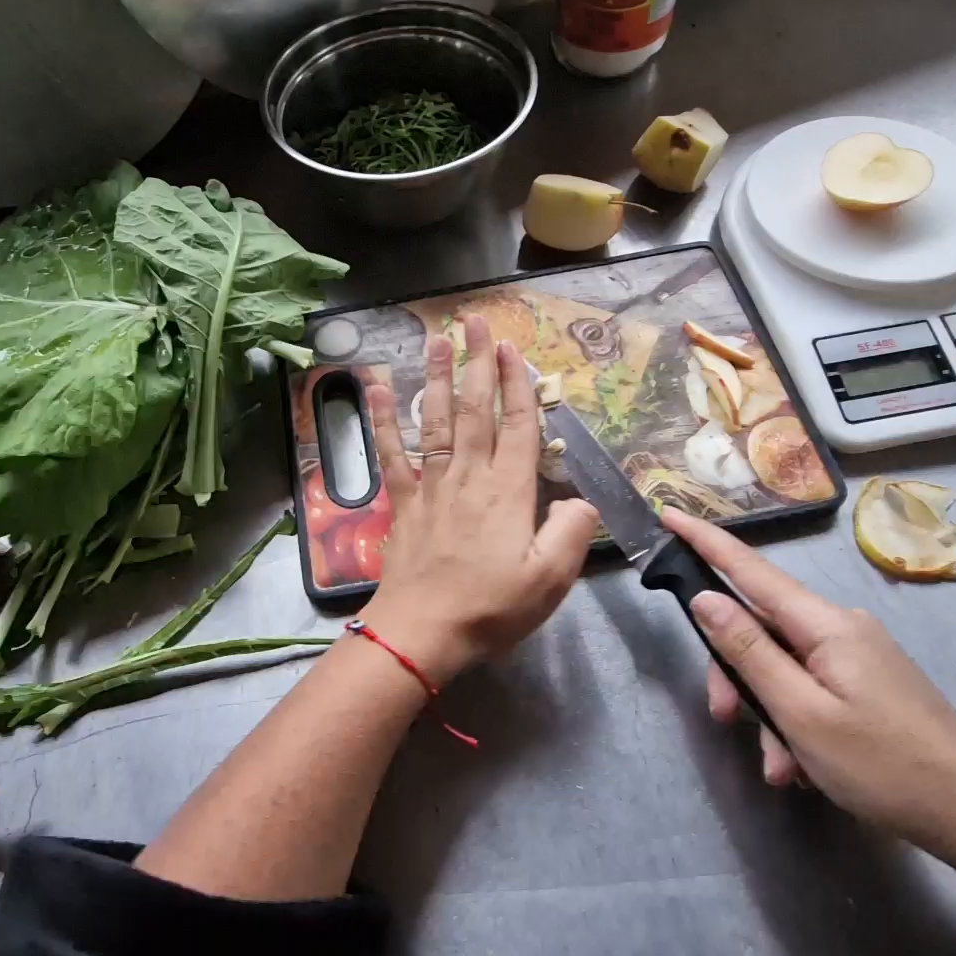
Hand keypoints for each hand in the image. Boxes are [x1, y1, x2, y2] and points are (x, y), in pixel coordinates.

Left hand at [359, 315, 598, 683]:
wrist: (421, 633)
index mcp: (508, 493)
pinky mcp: (403, 503)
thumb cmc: (490, 609)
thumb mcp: (550, 581)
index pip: (518, 427)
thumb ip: (571, 534)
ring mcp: (432, 487)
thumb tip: (580, 500)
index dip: (517, 385)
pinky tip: (375, 388)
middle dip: (476, 363)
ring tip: (436, 339)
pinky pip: (392, 454)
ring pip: (434, 421)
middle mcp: (469, 478)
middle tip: (474, 322)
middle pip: (474, 410)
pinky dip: (383, 420)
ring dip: (435, 377)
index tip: (512, 349)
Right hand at [662, 508, 955, 867]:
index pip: (750, 570)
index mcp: (827, 624)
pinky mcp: (869, 683)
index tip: (669, 514)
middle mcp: (842, 627)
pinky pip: (810, 686)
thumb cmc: (884, 766)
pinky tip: (802, 767)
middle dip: (735, 674)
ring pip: (783, 666)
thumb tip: (706, 597)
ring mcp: (859, 655)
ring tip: (781, 767)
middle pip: (761, 629)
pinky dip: (794, 721)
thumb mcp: (801, 713)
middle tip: (725, 719)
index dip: (706, 541)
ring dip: (768, 712)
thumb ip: (748, 651)